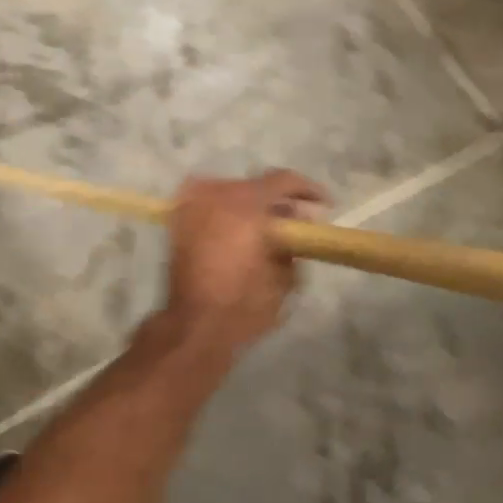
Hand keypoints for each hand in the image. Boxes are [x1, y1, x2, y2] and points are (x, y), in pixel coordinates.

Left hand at [162, 170, 326, 353]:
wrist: (194, 323)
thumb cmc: (245, 305)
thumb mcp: (285, 277)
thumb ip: (294, 243)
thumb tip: (297, 225)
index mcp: (245, 204)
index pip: (283, 179)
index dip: (308, 189)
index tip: (324, 205)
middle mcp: (215, 192)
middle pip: (255, 185)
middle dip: (278, 201)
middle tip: (296, 222)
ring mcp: (192, 201)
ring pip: (232, 192)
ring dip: (252, 205)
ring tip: (268, 229)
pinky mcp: (179, 215)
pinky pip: (210, 202)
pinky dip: (228, 211)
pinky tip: (240, 230)